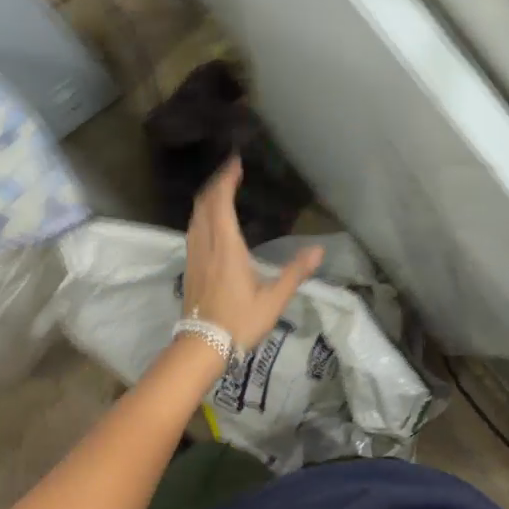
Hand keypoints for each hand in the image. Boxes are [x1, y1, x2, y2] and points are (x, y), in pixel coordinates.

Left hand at [182, 157, 323, 350]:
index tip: (236, 162)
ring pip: (195, 217)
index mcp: (226, 248)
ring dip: (207, 199)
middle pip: (204, 204)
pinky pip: (193, 230)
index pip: (221, 202)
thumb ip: (295, 272)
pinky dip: (202, 216)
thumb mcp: (274, 299)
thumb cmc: (240, 322)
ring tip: (222, 191)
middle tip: (231, 172)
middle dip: (216, 184)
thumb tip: (318, 250)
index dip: (226, 179)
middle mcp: (206, 245)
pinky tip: (211, 223)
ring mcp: (194, 256)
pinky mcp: (190, 267)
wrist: (203, 346)